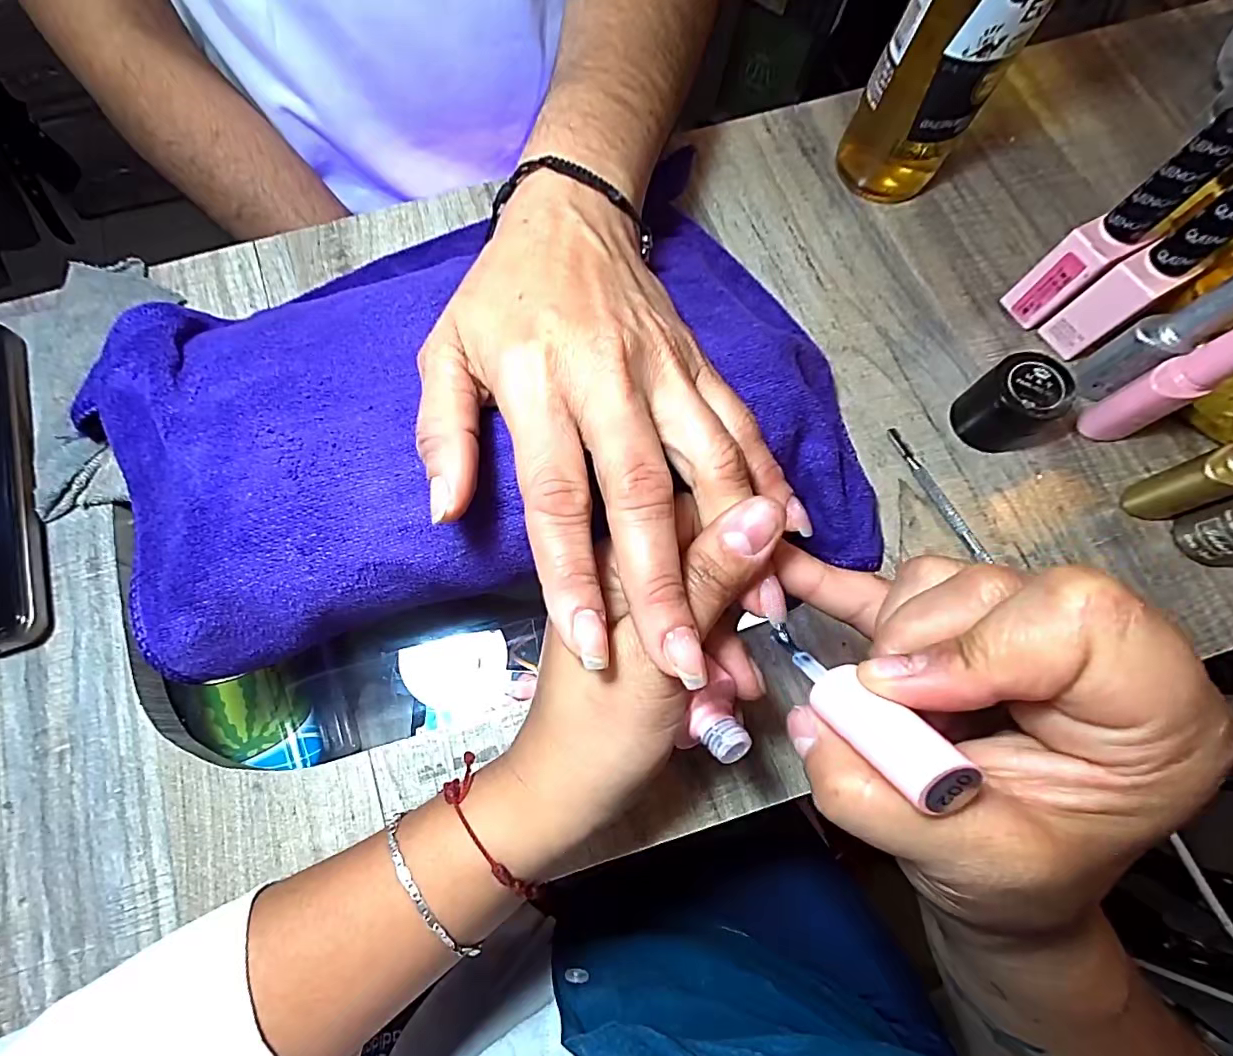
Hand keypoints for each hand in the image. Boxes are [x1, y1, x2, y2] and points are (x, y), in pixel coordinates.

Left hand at [415, 169, 801, 689]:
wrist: (567, 217)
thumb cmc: (496, 298)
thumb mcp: (443, 355)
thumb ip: (445, 433)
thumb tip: (446, 510)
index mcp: (536, 385)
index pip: (556, 498)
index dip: (570, 576)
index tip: (587, 644)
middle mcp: (608, 381)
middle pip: (641, 496)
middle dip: (663, 586)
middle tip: (679, 661)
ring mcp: (664, 371)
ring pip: (710, 465)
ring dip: (736, 544)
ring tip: (755, 615)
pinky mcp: (699, 362)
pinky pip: (741, 424)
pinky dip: (768, 479)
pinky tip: (789, 530)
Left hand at [488, 495, 784, 874]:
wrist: (566, 793)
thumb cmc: (601, 729)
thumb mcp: (660, 652)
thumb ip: (708, 580)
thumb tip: (762, 508)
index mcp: (607, 556)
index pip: (688, 508)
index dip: (742, 541)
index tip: (772, 588)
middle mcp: (617, 569)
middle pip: (702, 555)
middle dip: (738, 604)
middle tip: (750, 654)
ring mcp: (630, 604)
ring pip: (703, 597)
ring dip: (729, 642)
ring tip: (732, 691)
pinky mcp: (642, 636)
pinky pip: (692, 628)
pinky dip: (715, 658)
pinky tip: (724, 696)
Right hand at [776, 552, 1232, 938]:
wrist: (1003, 877)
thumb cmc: (1013, 878)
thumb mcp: (957, 860)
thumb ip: (876, 798)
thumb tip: (813, 720)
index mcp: (1148, 717)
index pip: (1080, 620)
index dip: (978, 648)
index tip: (909, 699)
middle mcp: (1095, 656)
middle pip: (994, 589)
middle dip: (915, 645)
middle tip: (885, 706)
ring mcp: (1018, 631)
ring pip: (939, 582)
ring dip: (887, 631)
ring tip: (881, 695)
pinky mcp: (954, 629)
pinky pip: (895, 587)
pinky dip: (839, 586)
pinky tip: (796, 576)